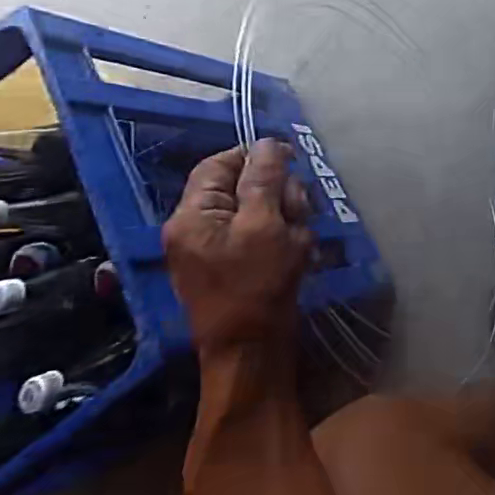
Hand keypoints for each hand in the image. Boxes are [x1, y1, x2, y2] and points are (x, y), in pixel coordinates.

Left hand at [163, 140, 313, 362]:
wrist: (253, 351)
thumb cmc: (256, 285)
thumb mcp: (264, 224)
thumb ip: (264, 179)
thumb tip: (267, 142)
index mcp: (193, 215)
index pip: (219, 164)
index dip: (254, 156)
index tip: (291, 161)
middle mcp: (199, 227)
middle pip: (244, 186)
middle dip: (279, 193)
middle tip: (299, 211)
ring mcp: (218, 248)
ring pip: (262, 209)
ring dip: (289, 217)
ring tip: (301, 241)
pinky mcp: (238, 265)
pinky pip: (265, 235)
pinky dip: (286, 239)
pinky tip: (299, 254)